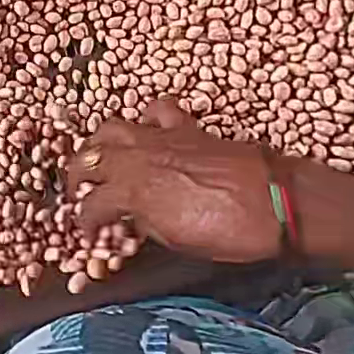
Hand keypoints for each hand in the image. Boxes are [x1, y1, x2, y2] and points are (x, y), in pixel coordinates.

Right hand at [66, 98, 286, 263]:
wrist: (276, 201)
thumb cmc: (228, 231)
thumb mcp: (177, 241)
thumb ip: (144, 226)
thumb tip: (130, 222)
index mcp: (130, 192)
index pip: (90, 206)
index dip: (84, 223)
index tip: (89, 233)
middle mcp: (135, 159)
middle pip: (87, 159)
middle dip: (77, 178)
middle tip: (82, 193)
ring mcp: (158, 138)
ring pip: (110, 128)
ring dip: (100, 144)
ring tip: (102, 158)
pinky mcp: (184, 128)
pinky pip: (156, 112)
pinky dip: (147, 120)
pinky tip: (148, 133)